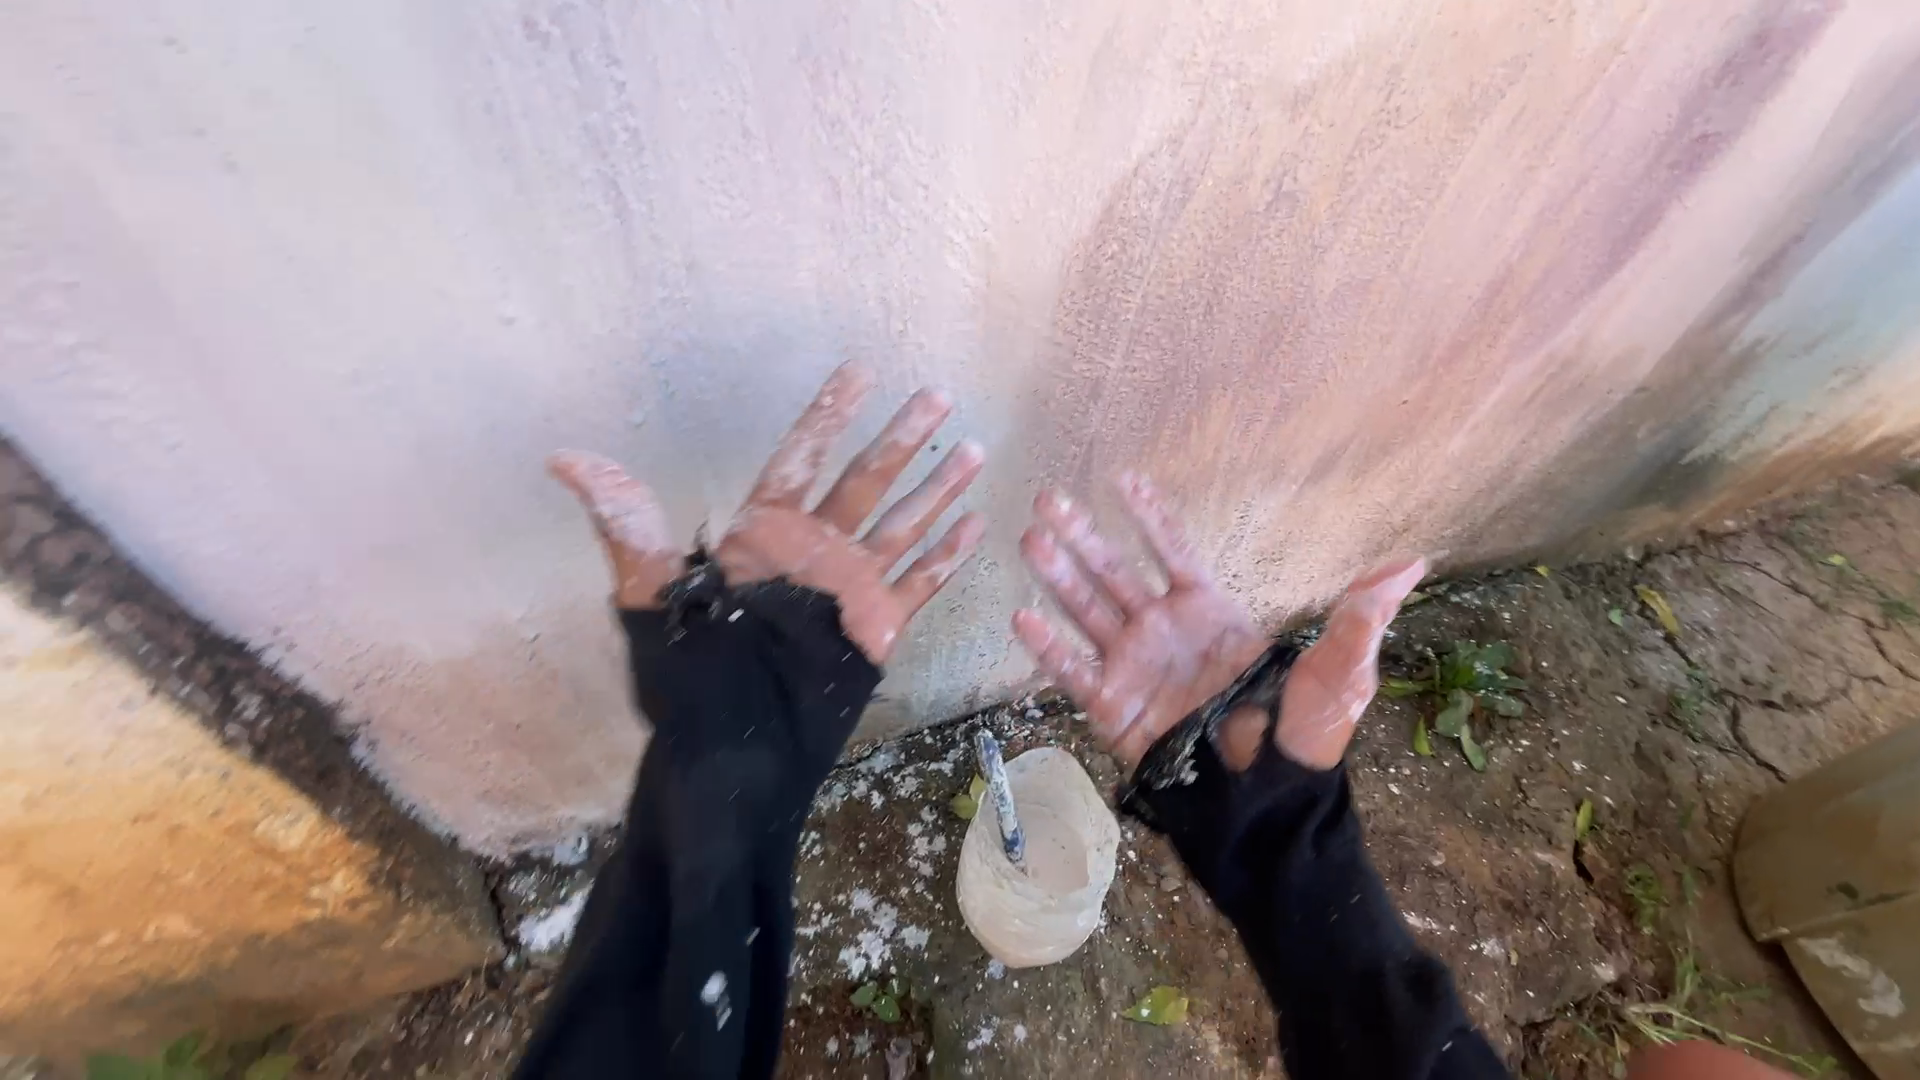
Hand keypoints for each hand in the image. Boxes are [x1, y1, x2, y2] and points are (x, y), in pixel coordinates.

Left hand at [550, 363, 985, 663]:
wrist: (733, 752)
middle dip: (903, 439)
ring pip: (903, 522)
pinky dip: (947, 557)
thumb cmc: (689, 675)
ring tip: (973, 450)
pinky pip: (920, 582)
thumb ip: (627, 526)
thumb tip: (565, 459)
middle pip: (868, 479)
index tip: (860, 372)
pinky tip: (975, 527)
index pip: (803, 456)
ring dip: (937, 488)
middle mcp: (815, 549)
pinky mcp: (878, 623)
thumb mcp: (651, 595)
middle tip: (938, 396)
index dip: (831, 413)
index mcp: (766, 532)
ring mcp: (851, 585)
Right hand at [1012, 472, 1424, 771]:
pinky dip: (1047, 648)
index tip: (1123, 479)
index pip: (1173, 553)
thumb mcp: (1339, 678)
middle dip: (1083, 534)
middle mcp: (1162, 631)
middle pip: (1114, 571)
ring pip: (1085, 610)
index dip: (1149, 517)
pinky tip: (1021, 619)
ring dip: (1057, 575)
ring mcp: (1132, 666)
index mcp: (1208, 615)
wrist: (1262, 808)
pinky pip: (1072, 672)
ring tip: (1029, 539)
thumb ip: (1356, 622)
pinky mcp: (1110, 707)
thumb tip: (1410, 566)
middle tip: (1049, 498)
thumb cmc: (1301, 739)